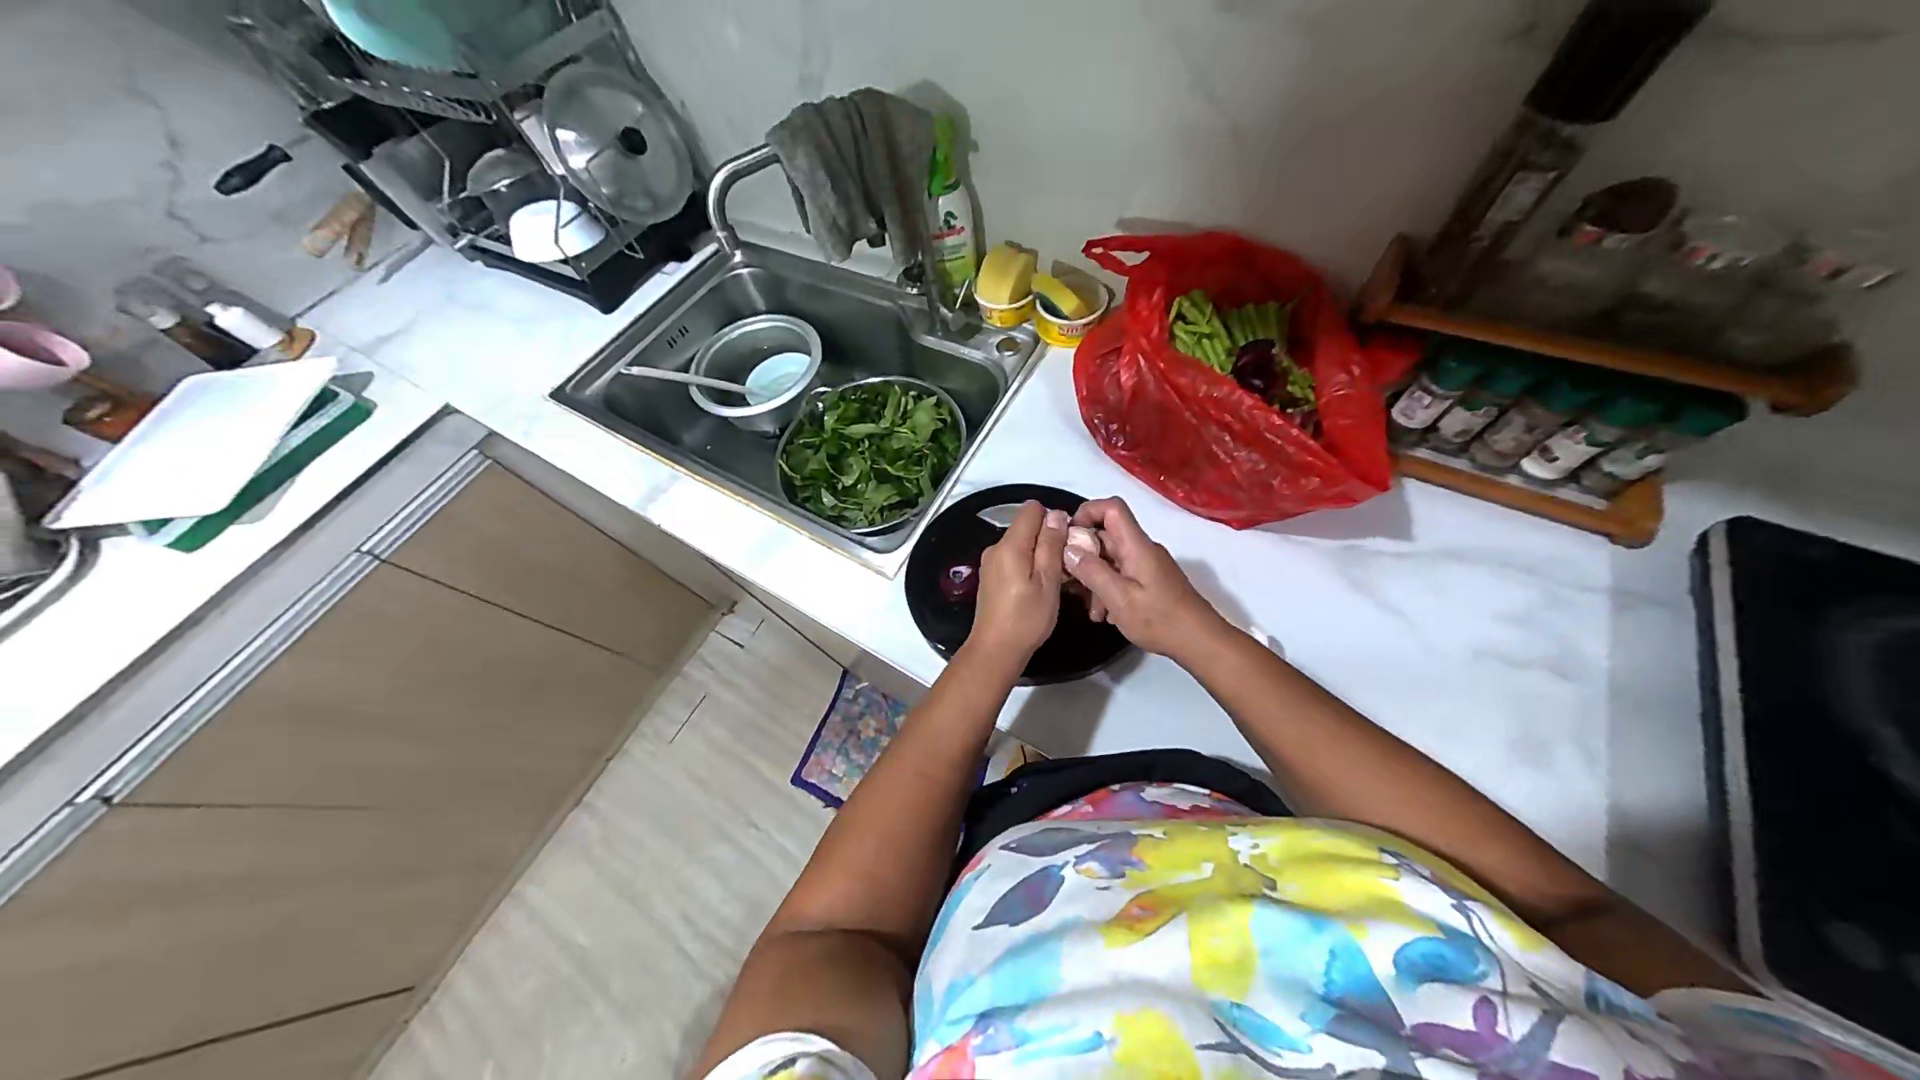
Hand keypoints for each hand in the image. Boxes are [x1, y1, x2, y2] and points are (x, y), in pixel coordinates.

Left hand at [967, 501, 1068, 663]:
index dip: (1053, 519)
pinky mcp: (991, 576)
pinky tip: (1038, 588)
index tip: (1066, 542)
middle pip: (1027, 527)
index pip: (1032, 509)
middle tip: (1065, 566)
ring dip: (1040, 555)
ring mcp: (991, 563)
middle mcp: (996, 547)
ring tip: (1054, 580)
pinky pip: (1014, 559)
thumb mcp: (1048, 581)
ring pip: (1022, 544)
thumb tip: (1056, 514)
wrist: (995, 650)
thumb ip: (1051, 545)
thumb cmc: (1026, 618)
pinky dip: (1028, 566)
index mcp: (1010, 545)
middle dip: (1048, 538)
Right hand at [1064, 497, 1227, 658]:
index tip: (1068, 537)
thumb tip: (1068, 549)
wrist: (1200, 641)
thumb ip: (1092, 571)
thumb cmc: (1160, 619)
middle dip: (1084, 556)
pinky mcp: (1150, 581)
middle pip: (1107, 536)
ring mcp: (1147, 565)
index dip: (1087, 512)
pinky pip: (1121, 574)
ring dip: (1095, 579)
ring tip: (1093, 611)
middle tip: (1071, 582)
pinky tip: (1107, 615)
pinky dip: (1108, 589)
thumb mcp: (1119, 598)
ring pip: (1111, 559)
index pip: (1112, 508)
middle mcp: (1142, 549)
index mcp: (1137, 546)